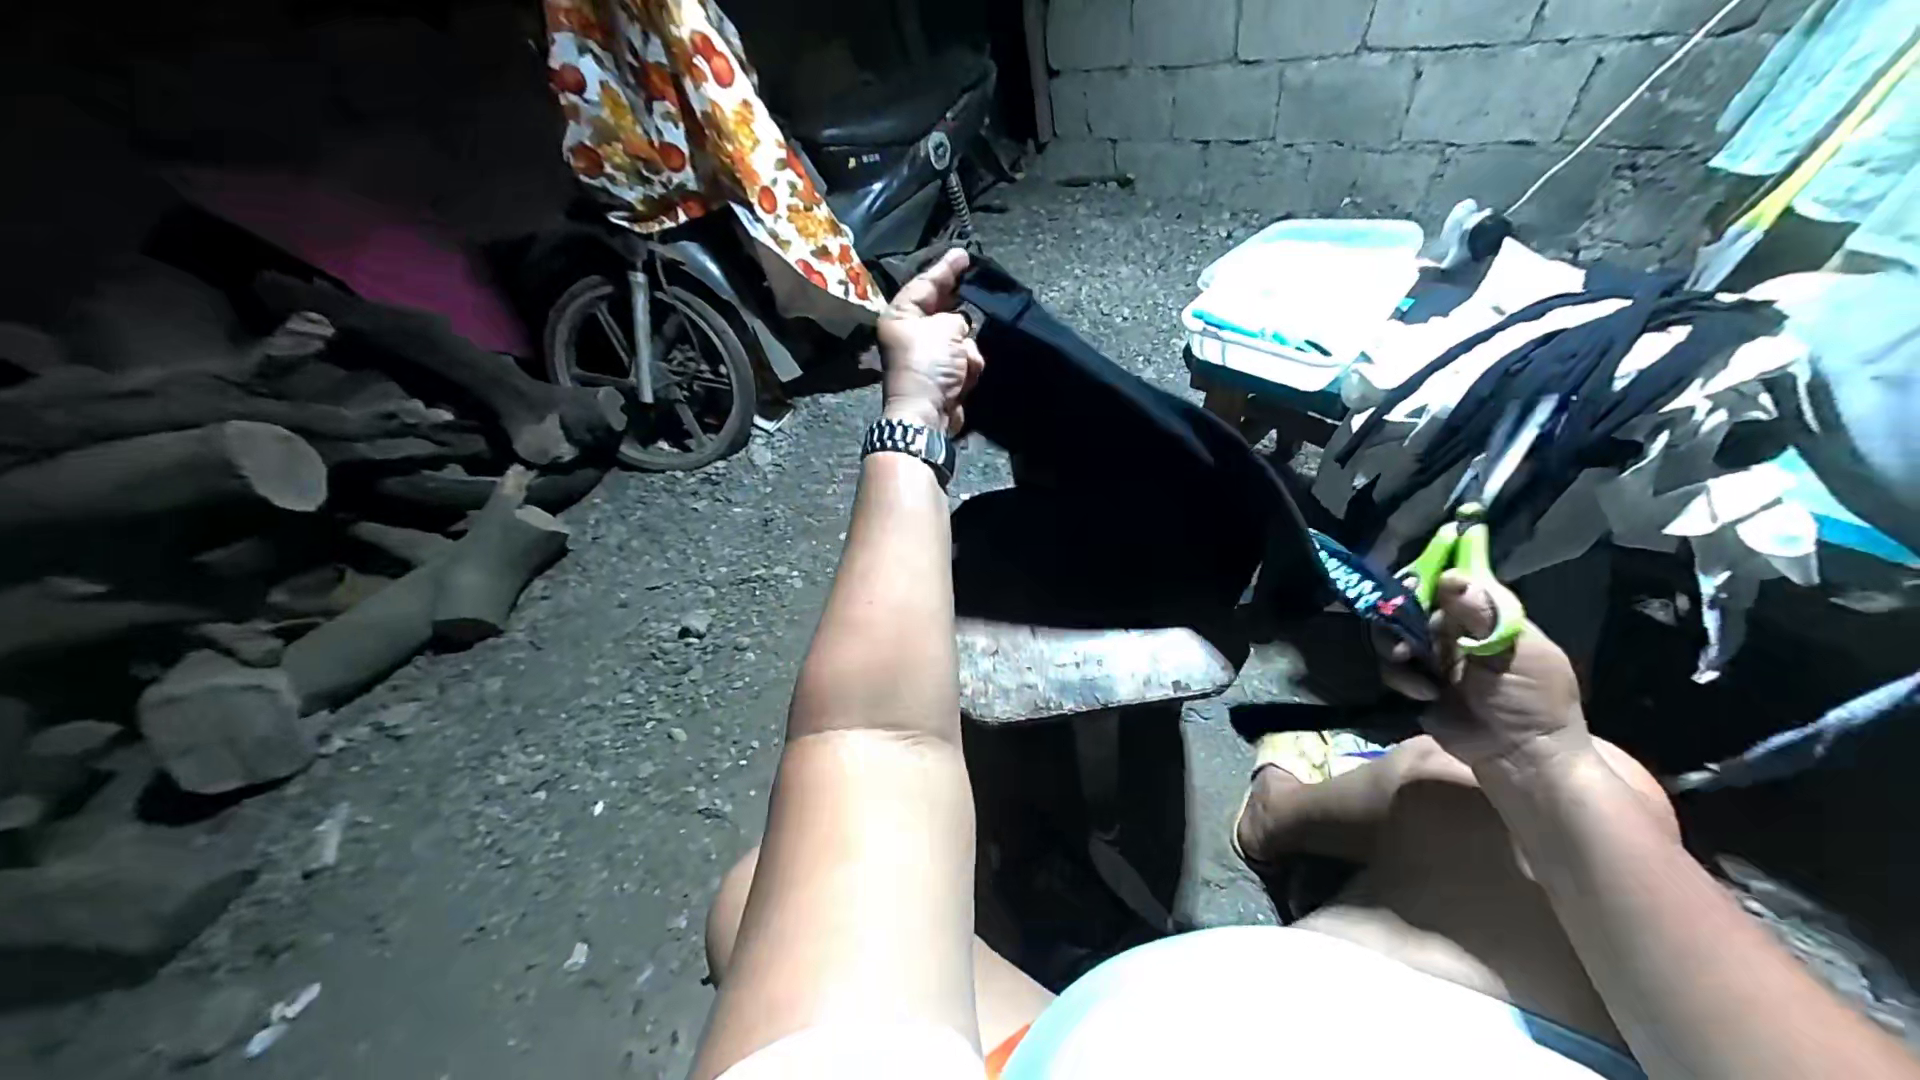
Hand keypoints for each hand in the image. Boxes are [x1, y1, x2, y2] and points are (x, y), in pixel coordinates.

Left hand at [876, 248, 983, 433]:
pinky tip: (964, 378)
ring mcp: (928, 357)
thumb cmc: (928, 365)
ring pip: (961, 338)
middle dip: (959, 306)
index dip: (945, 269)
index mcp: (900, 317)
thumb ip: (957, 317)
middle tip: (976, 280)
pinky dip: (968, 368)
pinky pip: (965, 361)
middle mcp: (911, 334)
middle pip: (942, 310)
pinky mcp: (943, 377)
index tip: (964, 254)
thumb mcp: (945, 328)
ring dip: (966, 350)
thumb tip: (960, 328)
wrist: (928, 414)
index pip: (924, 284)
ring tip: (961, 363)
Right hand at [1384, 571, 1592, 772]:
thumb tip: (1451, 576)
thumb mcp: (1516, 654)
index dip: (1427, 580)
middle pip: (1412, 607)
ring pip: (1394, 635)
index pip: (1450, 585)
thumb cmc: (1533, 703)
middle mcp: (1456, 633)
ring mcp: (1432, 658)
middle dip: (1400, 615)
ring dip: (1395, 645)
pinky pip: (1392, 668)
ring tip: (1405, 659)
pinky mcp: (1414, 682)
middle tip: (1398, 624)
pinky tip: (1424, 693)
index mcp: (1487, 619)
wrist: (1519, 759)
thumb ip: (1483, 616)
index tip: (1409, 583)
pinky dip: (1402, 678)